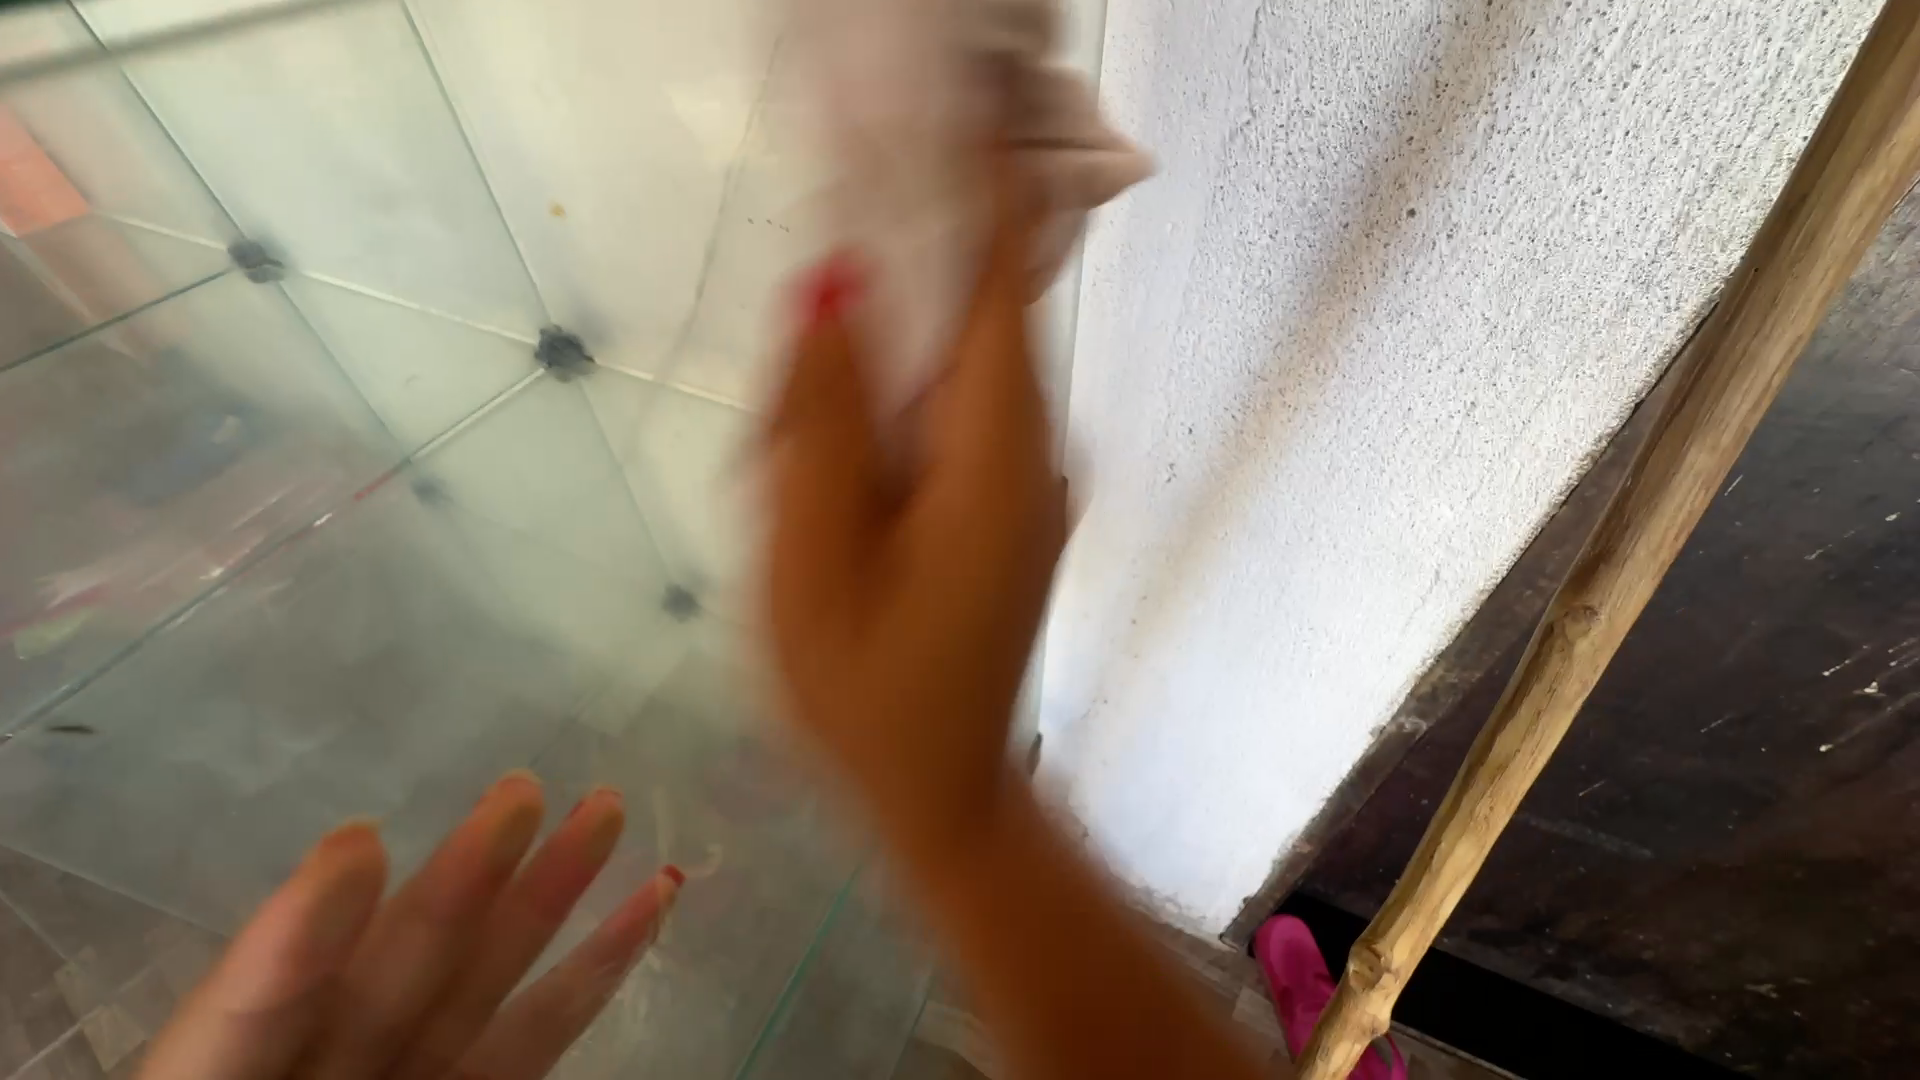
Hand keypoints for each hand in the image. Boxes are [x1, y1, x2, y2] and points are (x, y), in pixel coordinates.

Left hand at [138, 773, 680, 1079]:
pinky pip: (543, 1032)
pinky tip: (652, 902)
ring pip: (484, 982)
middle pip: (393, 975)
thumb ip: (250, 1047)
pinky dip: (602, 966)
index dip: (299, 939)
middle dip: (462, 881)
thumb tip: (346, 897)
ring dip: (552, 894)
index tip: (359, 849)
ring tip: (605, 809)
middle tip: (522, 792)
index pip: (249, 1022)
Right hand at [763, 146, 1065, 865]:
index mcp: (994, 461)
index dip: (981, 186)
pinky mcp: (1010, 509)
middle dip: (890, 300)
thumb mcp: (810, 565)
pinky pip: (956, 425)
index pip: (1000, 285)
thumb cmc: (864, 699)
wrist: (938, 789)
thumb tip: (831, 290)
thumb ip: (821, 422)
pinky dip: (896, 418)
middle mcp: (1032, 457)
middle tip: (800, 381)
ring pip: (956, 376)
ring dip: (878, 378)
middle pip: (973, 324)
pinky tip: (836, 484)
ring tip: (798, 471)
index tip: (961, 103)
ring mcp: (1029, 485)